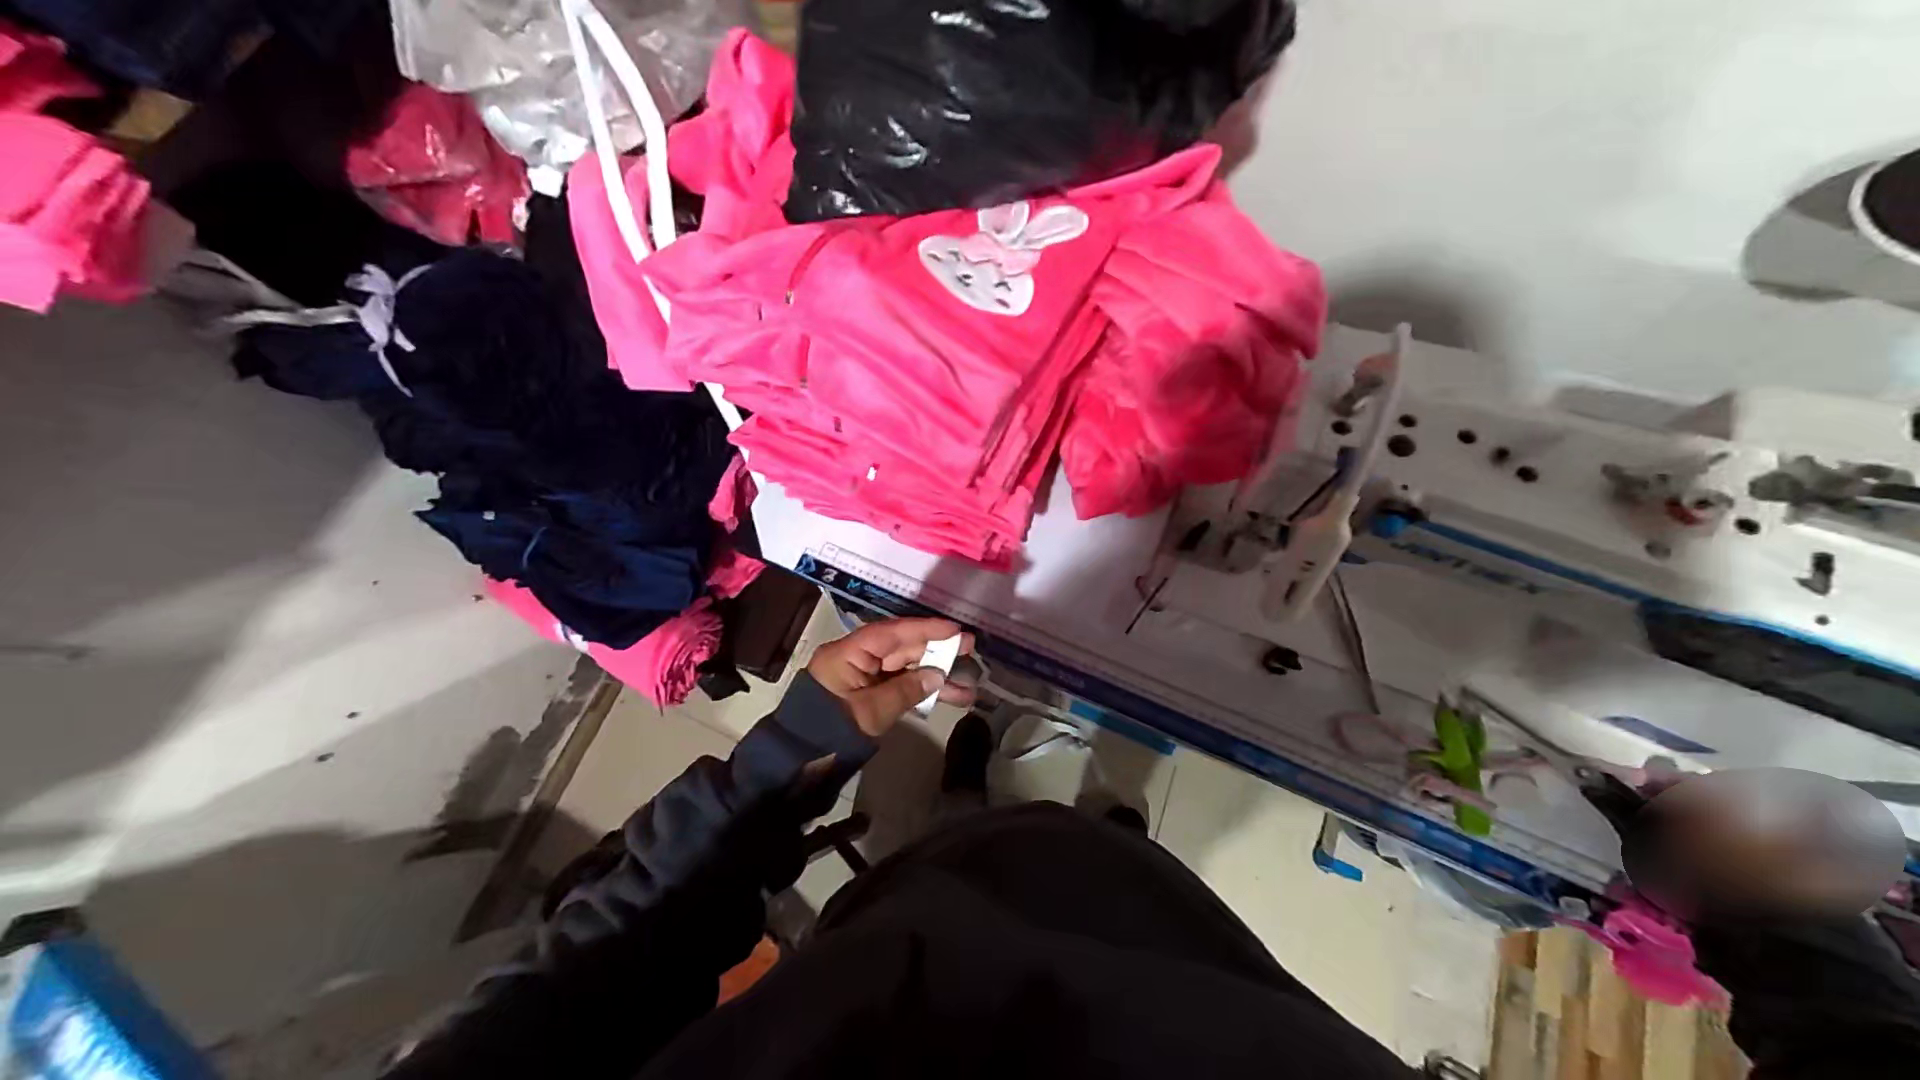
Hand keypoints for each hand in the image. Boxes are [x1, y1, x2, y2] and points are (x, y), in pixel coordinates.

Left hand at [807, 617, 975, 736]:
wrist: (803, 763)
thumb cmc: (834, 730)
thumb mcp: (872, 710)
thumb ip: (907, 689)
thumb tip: (937, 675)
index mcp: (848, 653)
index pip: (891, 633)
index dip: (925, 629)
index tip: (954, 629)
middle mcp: (856, 659)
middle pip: (901, 648)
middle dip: (936, 651)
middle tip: (970, 649)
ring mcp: (863, 678)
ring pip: (905, 669)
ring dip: (935, 676)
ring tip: (968, 685)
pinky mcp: (869, 696)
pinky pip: (900, 686)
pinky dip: (923, 691)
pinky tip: (950, 697)